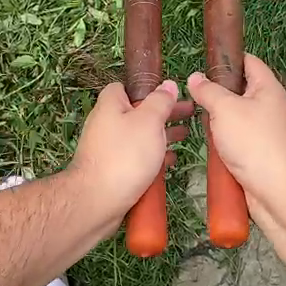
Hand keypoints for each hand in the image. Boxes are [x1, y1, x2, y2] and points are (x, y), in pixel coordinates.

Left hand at [66, 80, 192, 222]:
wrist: (97, 201)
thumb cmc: (125, 155)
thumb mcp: (149, 121)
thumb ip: (161, 101)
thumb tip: (169, 85)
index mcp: (111, 104)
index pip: (126, 87)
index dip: (148, 89)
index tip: (169, 95)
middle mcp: (106, 123)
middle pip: (137, 112)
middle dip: (162, 113)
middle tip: (188, 114)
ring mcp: (107, 148)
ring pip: (139, 136)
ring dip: (161, 135)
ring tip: (184, 135)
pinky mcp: (111, 169)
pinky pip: (135, 157)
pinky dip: (152, 156)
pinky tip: (169, 161)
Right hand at [185, 55, 285, 212]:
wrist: (276, 191)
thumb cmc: (253, 142)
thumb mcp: (225, 109)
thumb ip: (208, 91)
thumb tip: (195, 78)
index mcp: (267, 87)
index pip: (247, 61)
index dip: (226, 58)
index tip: (202, 62)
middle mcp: (268, 104)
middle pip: (239, 88)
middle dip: (216, 91)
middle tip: (194, 95)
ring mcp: (264, 129)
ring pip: (235, 115)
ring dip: (217, 119)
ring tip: (197, 118)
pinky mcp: (258, 150)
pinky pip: (236, 137)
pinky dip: (223, 139)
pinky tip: (208, 143)